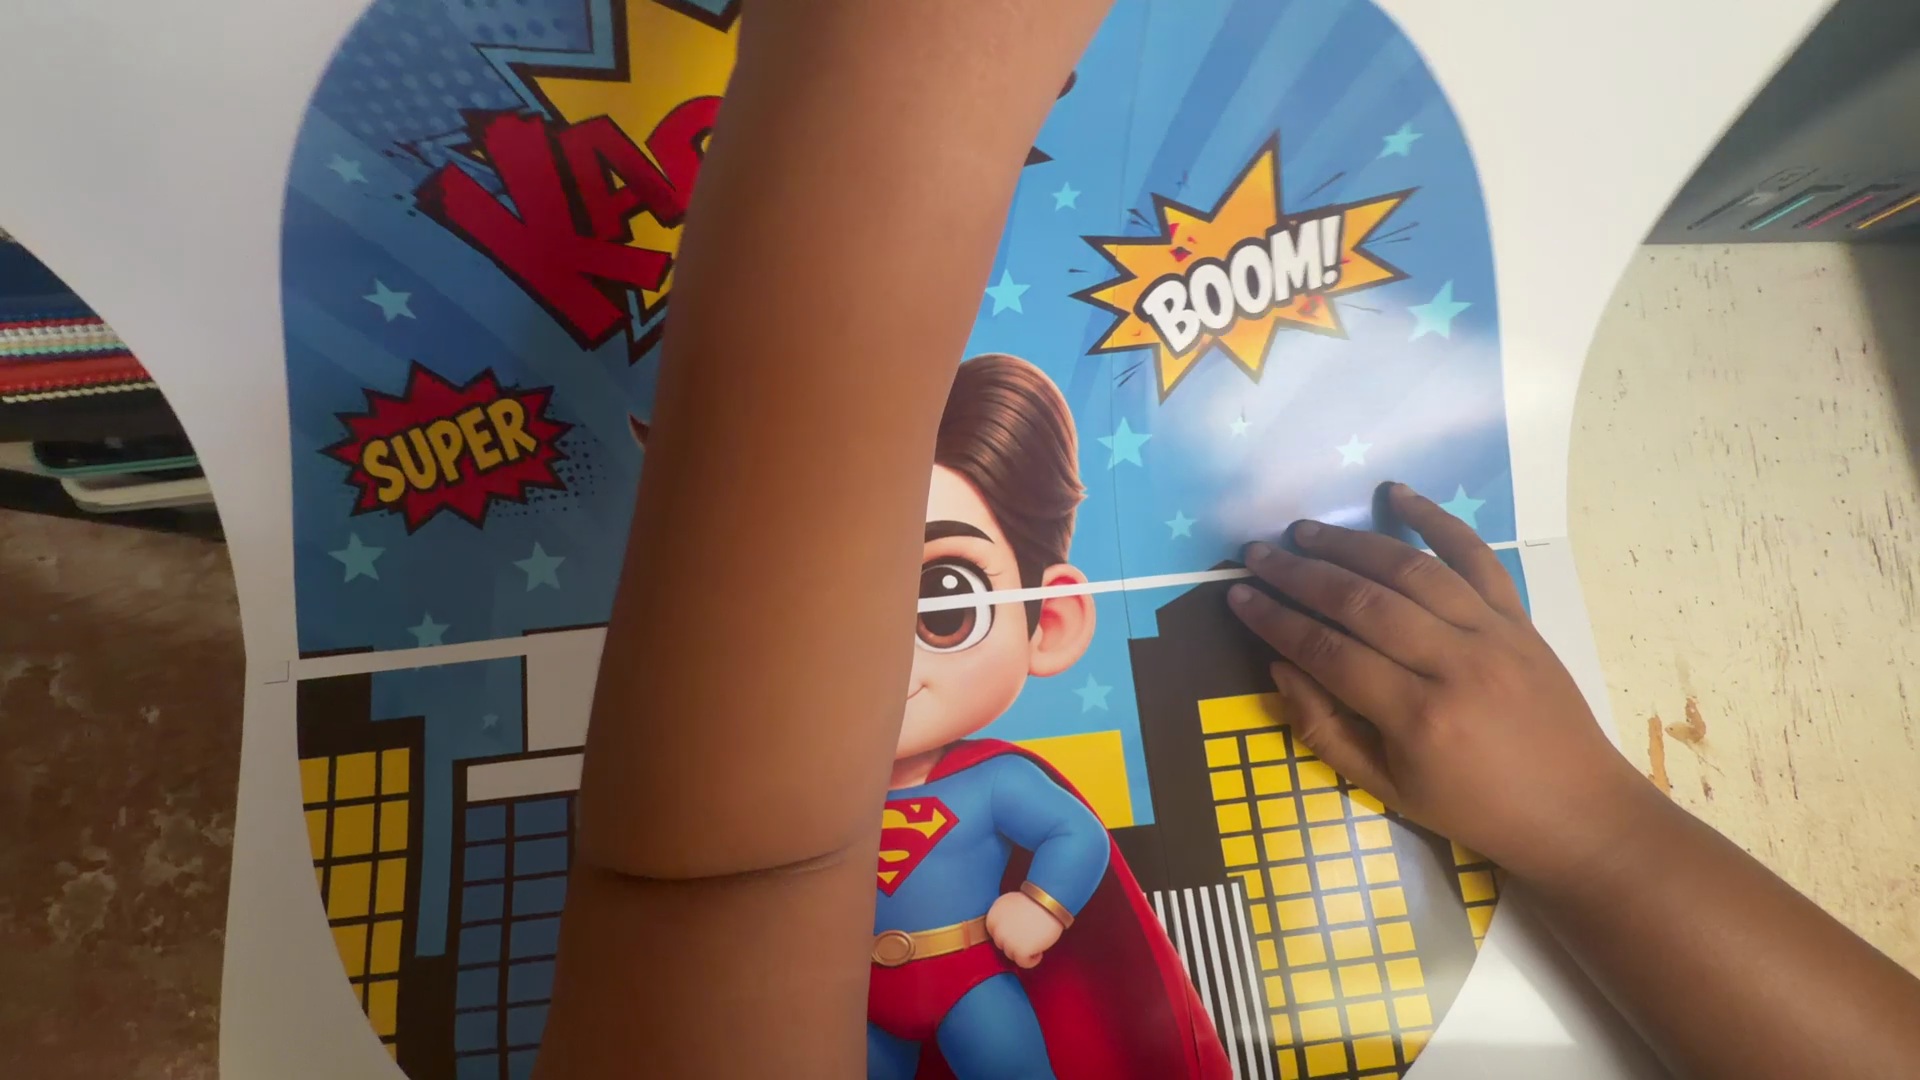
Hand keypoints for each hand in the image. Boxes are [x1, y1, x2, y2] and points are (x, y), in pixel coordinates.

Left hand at [986, 890, 1064, 968]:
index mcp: (994, 913)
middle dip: (1013, 942)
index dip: (1005, 933)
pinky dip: (1031, 961)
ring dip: (1022, 951)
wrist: (1050, 902)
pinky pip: (1023, 963)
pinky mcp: (1019, 951)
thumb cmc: (1036, 901)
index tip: (1015, 932)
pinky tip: (1039, 952)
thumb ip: (1004, 916)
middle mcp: (997, 928)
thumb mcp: (1012, 903)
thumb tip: (1005, 929)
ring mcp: (1007, 941)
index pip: (993, 931)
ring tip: (1035, 942)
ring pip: (1011, 954)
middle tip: (1027, 936)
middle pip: (1001, 943)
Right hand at [1225, 484, 1662, 885]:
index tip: (1238, 596)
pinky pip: (1476, 556)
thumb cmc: (1471, 808)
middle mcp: (1455, 665)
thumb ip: (1321, 727)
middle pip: (1361, 602)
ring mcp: (1493, 634)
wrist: (1580, 813)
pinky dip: (1436, 519)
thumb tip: (1279, 665)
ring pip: (1409, 570)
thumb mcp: (1383, 787)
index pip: (1327, 651)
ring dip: (1350, 543)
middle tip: (1257, 554)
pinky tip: (1397, 493)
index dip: (1275, 620)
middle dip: (1299, 573)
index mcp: (1417, 716)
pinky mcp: (1519, 618)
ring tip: (1304, 531)